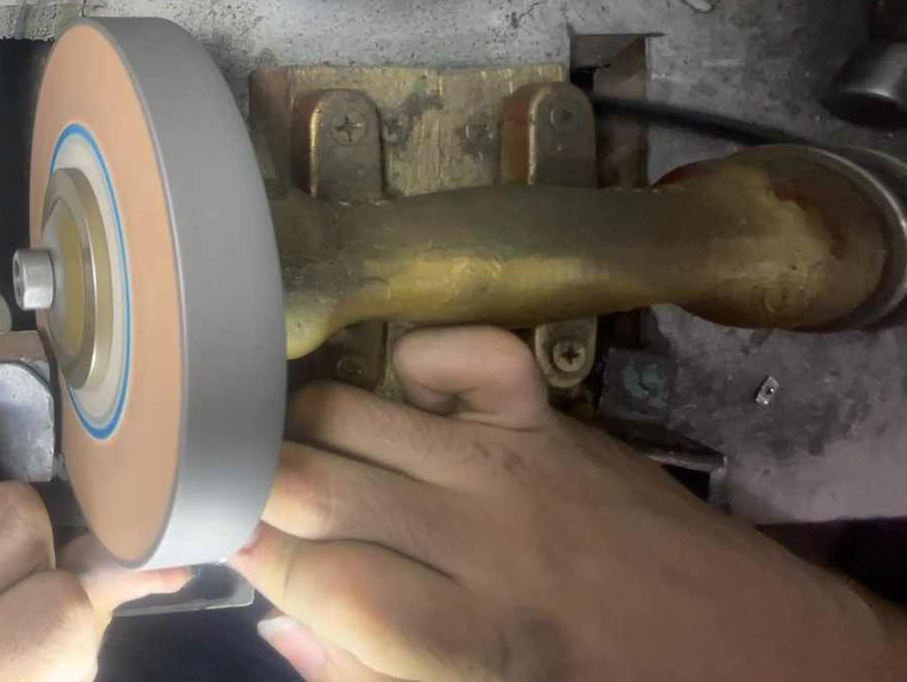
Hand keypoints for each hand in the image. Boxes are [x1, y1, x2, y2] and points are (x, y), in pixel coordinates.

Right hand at [230, 327, 906, 680]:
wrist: (770, 661)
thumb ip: (365, 678)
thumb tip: (272, 616)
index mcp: (478, 641)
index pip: (325, 581)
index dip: (256, 555)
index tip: (231, 538)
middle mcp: (486, 540)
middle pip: (314, 485)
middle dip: (257, 486)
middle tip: (254, 494)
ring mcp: (510, 460)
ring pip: (346, 410)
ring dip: (300, 429)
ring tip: (306, 452)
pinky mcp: (540, 412)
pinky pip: (457, 351)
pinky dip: (413, 362)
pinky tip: (405, 401)